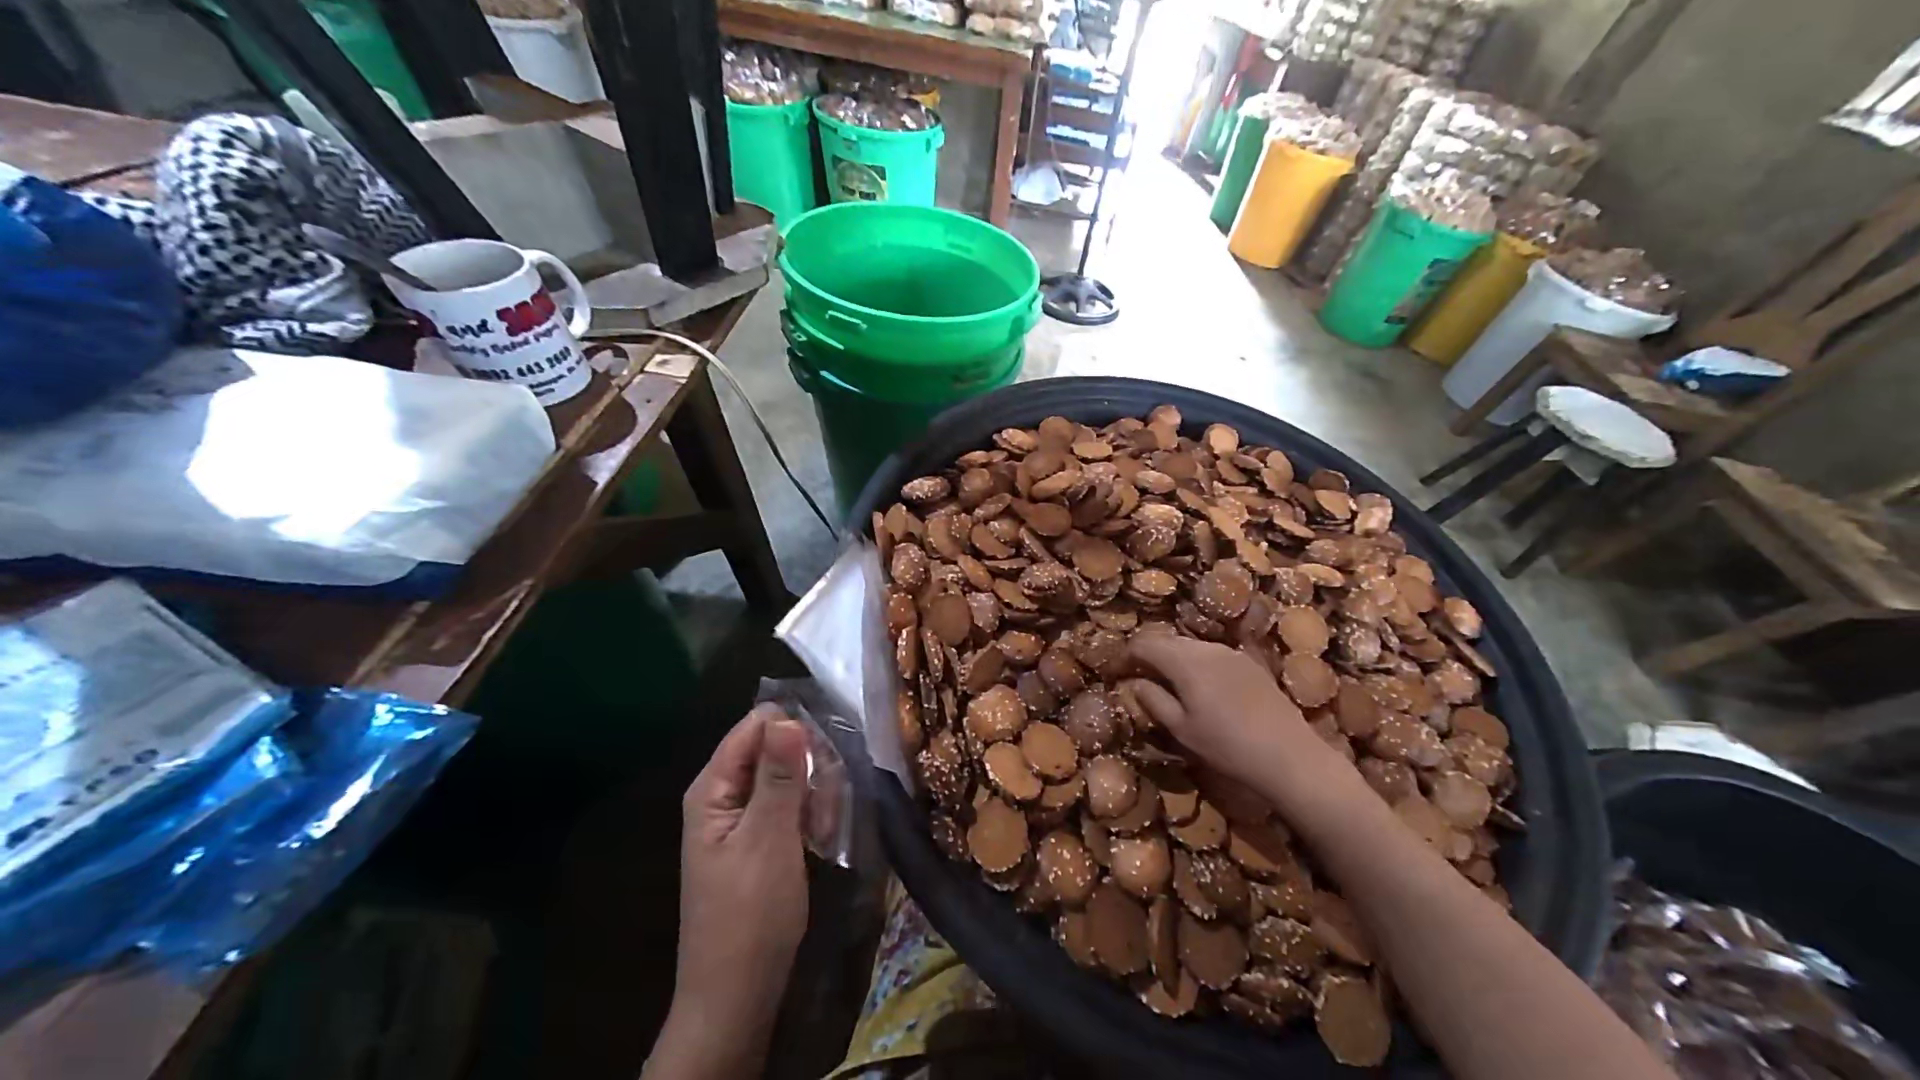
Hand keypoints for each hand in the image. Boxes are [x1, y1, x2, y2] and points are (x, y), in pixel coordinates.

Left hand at [673, 704, 811, 1029]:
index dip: (794, 731)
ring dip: (815, 797)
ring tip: (827, 831)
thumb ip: (779, 775)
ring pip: (789, 779)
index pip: (755, 727)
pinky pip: (790, 807)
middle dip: (810, 769)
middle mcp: (724, 794)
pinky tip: (824, 841)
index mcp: (713, 788)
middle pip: (774, 750)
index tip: (829, 756)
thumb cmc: (751, 914)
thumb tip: (788, 716)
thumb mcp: (769, 838)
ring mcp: (743, 818)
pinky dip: (810, 818)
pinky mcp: (761, 839)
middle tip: (829, 806)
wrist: (737, 994)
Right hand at [1127, 636, 1365, 819]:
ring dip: (1172, 658)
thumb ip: (1154, 700)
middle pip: (1167, 640)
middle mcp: (1207, 648)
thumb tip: (1135, 683)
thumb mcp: (1182, 729)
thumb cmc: (1227, 746)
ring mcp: (1231, 653)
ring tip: (1165, 683)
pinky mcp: (1249, 664)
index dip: (1125, 655)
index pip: (1144, 643)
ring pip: (1190, 646)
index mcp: (1185, 662)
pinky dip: (1195, 664)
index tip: (1115, 672)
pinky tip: (1198, 688)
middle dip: (1148, 654)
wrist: (1290, 756)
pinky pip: (1211, 655)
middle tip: (1135, 676)